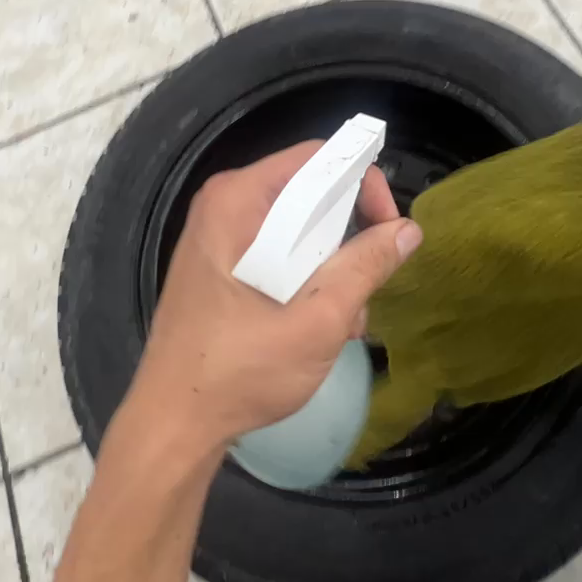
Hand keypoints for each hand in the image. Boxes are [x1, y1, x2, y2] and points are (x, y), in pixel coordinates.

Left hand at [129, 142, 422, 451]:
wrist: (174, 423)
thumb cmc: (241, 369)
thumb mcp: (319, 317)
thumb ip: (366, 266)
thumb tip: (407, 230)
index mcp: (238, 199)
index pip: (319, 158)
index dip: (363, 184)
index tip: (388, 230)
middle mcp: (226, 206)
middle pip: (311, 194)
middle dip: (350, 238)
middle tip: (367, 287)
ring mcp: (221, 237)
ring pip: (300, 228)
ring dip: (334, 268)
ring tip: (345, 322)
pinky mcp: (223, 267)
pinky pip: (280, 252)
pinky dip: (308, 280)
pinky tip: (319, 326)